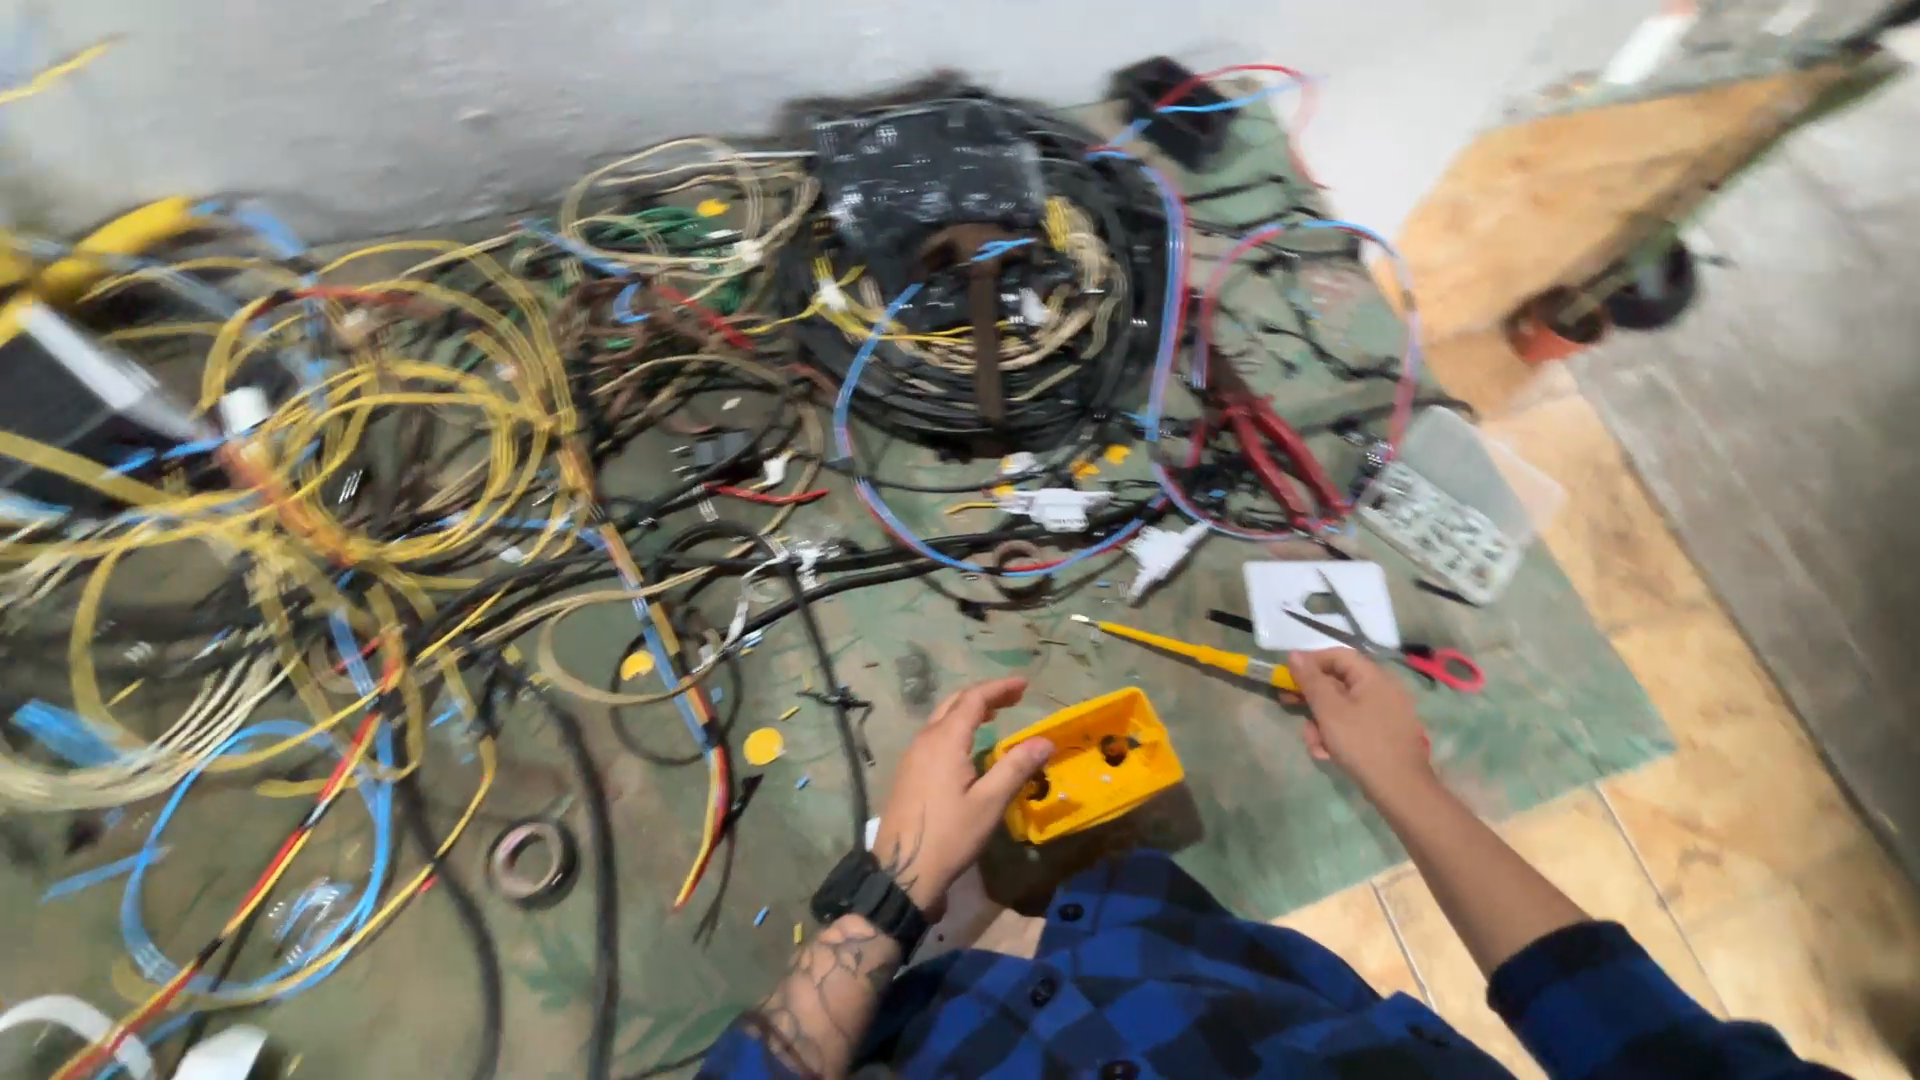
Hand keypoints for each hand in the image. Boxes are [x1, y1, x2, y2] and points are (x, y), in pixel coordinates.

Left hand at [871, 677, 1052, 914]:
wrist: (902, 870)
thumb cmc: (950, 835)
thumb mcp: (989, 803)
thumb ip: (1016, 767)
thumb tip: (1045, 740)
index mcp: (945, 740)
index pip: (974, 699)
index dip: (999, 688)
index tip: (1024, 685)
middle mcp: (925, 739)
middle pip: (954, 703)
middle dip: (985, 695)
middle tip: (1013, 698)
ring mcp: (912, 755)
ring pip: (941, 718)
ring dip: (968, 710)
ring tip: (994, 716)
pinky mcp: (908, 772)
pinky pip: (934, 735)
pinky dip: (955, 727)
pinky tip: (968, 745)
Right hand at [1288, 648, 1431, 792]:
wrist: (1401, 791)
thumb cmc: (1362, 744)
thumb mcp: (1329, 710)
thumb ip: (1311, 680)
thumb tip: (1294, 653)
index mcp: (1374, 678)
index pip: (1338, 655)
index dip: (1311, 661)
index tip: (1289, 676)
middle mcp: (1382, 690)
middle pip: (1337, 682)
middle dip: (1311, 697)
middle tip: (1287, 703)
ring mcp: (1385, 713)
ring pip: (1341, 706)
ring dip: (1320, 722)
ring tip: (1314, 744)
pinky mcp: (1383, 734)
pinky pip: (1353, 724)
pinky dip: (1335, 734)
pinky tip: (1326, 754)